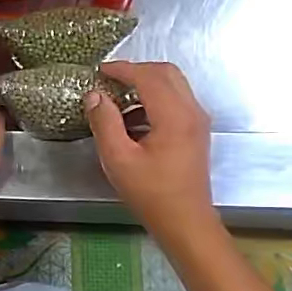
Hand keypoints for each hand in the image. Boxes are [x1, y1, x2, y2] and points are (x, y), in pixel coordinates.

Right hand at [84, 60, 215, 236]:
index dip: (122, 69)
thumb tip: (95, 96)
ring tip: (117, 100)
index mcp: (174, 116)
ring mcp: (197, 121)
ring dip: (145, 85)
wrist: (185, 221)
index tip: (100, 71)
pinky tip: (132, 122)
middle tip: (110, 80)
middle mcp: (192, 112)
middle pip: (166, 73)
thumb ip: (105, 123)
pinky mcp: (195, 132)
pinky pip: (175, 102)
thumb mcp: (118, 159)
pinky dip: (153, 101)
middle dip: (136, 71)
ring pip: (173, 86)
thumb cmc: (151, 194)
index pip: (148, 76)